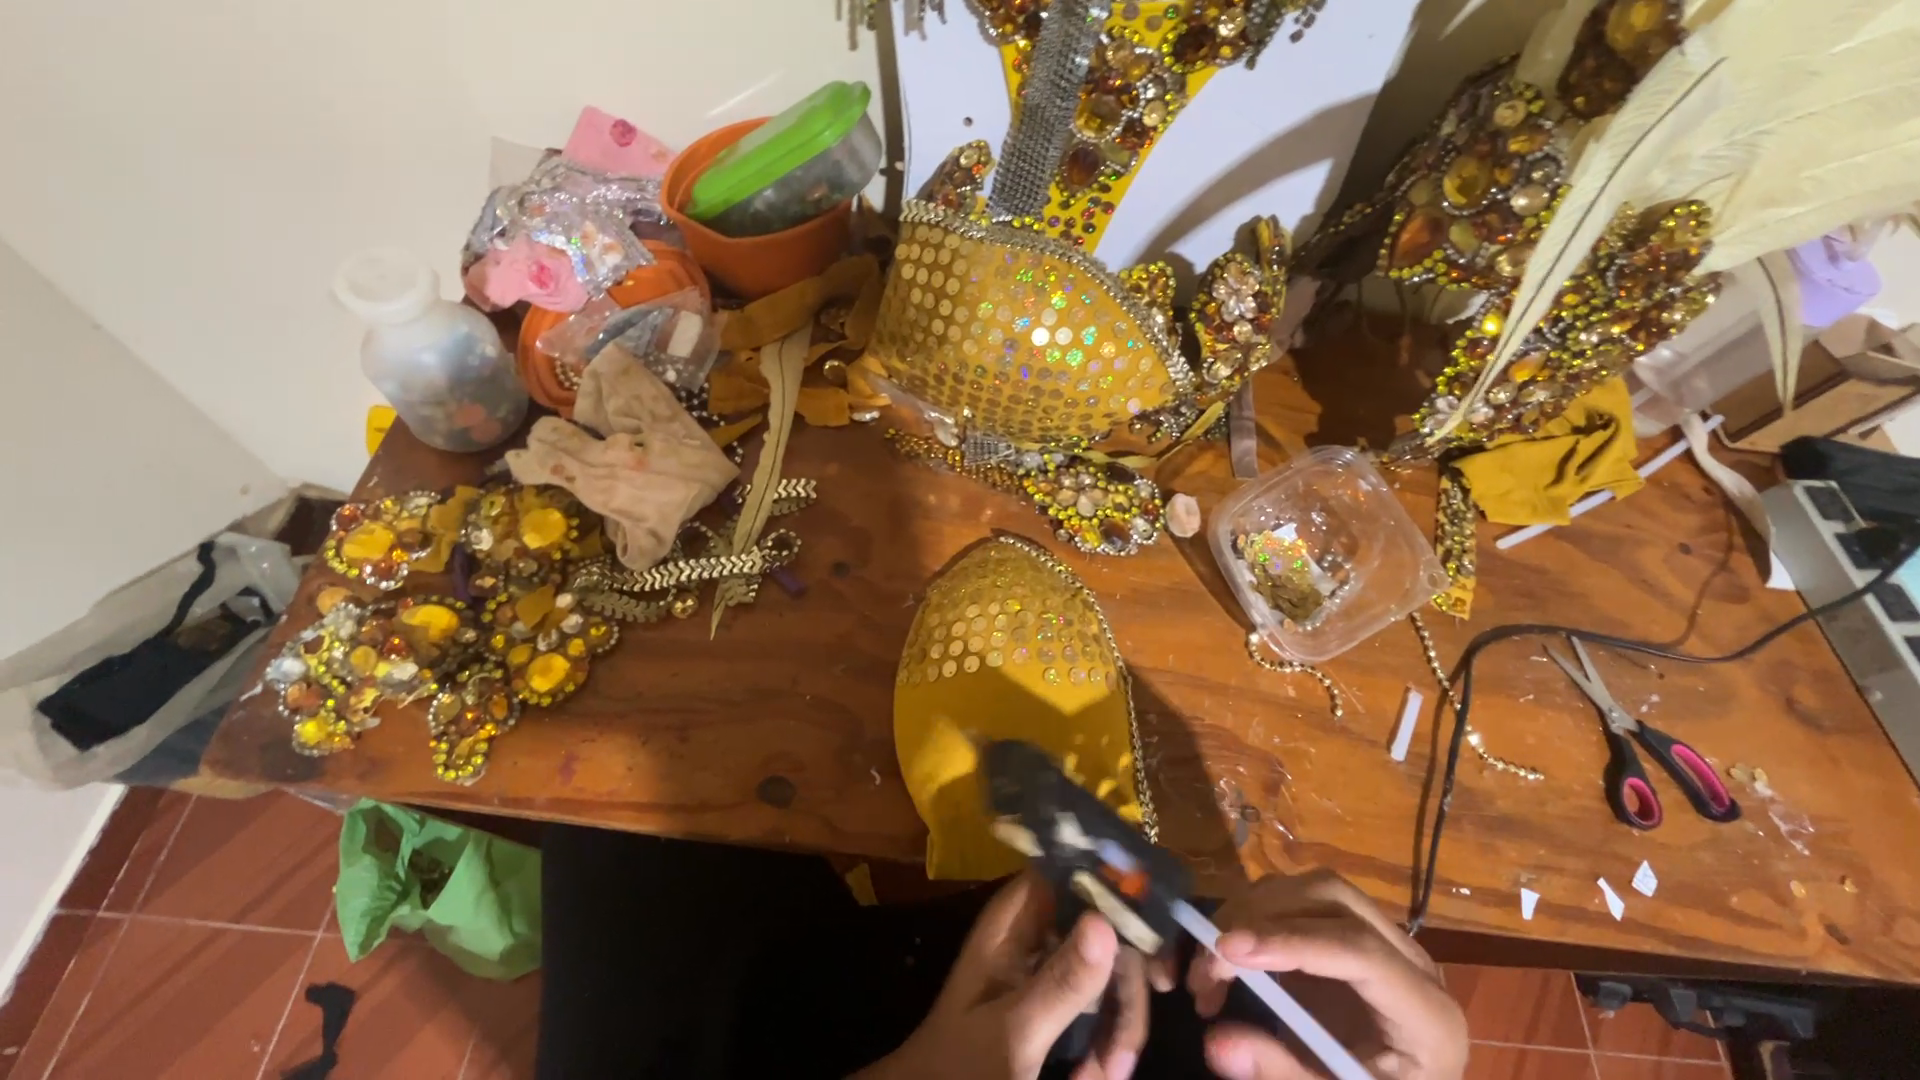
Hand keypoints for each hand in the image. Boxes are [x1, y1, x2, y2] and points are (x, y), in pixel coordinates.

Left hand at [856, 871, 1150, 1079]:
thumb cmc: (961, 1067)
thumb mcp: (1016, 1030)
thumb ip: (1062, 981)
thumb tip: (1107, 919)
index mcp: (1016, 918)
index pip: (1075, 871)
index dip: (1120, 890)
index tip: (1156, 937)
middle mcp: (1035, 930)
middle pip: (1106, 928)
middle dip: (1123, 988)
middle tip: (1125, 1052)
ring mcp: (1047, 966)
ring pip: (1110, 972)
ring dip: (1119, 1025)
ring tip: (1107, 1074)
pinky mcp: (1056, 1001)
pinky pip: (1100, 1006)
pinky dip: (1106, 1042)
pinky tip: (1097, 1075)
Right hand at [1188, 871, 1466, 1079]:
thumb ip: (1282, 1071)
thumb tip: (1214, 1042)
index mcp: (1427, 1015)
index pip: (1360, 951)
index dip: (1290, 941)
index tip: (1224, 951)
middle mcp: (1412, 963)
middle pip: (1332, 900)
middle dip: (1260, 917)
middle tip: (1208, 962)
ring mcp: (1384, 942)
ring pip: (1311, 889)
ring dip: (1250, 911)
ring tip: (1209, 962)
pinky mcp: (1352, 935)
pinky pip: (1300, 901)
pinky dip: (1255, 915)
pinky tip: (1229, 955)